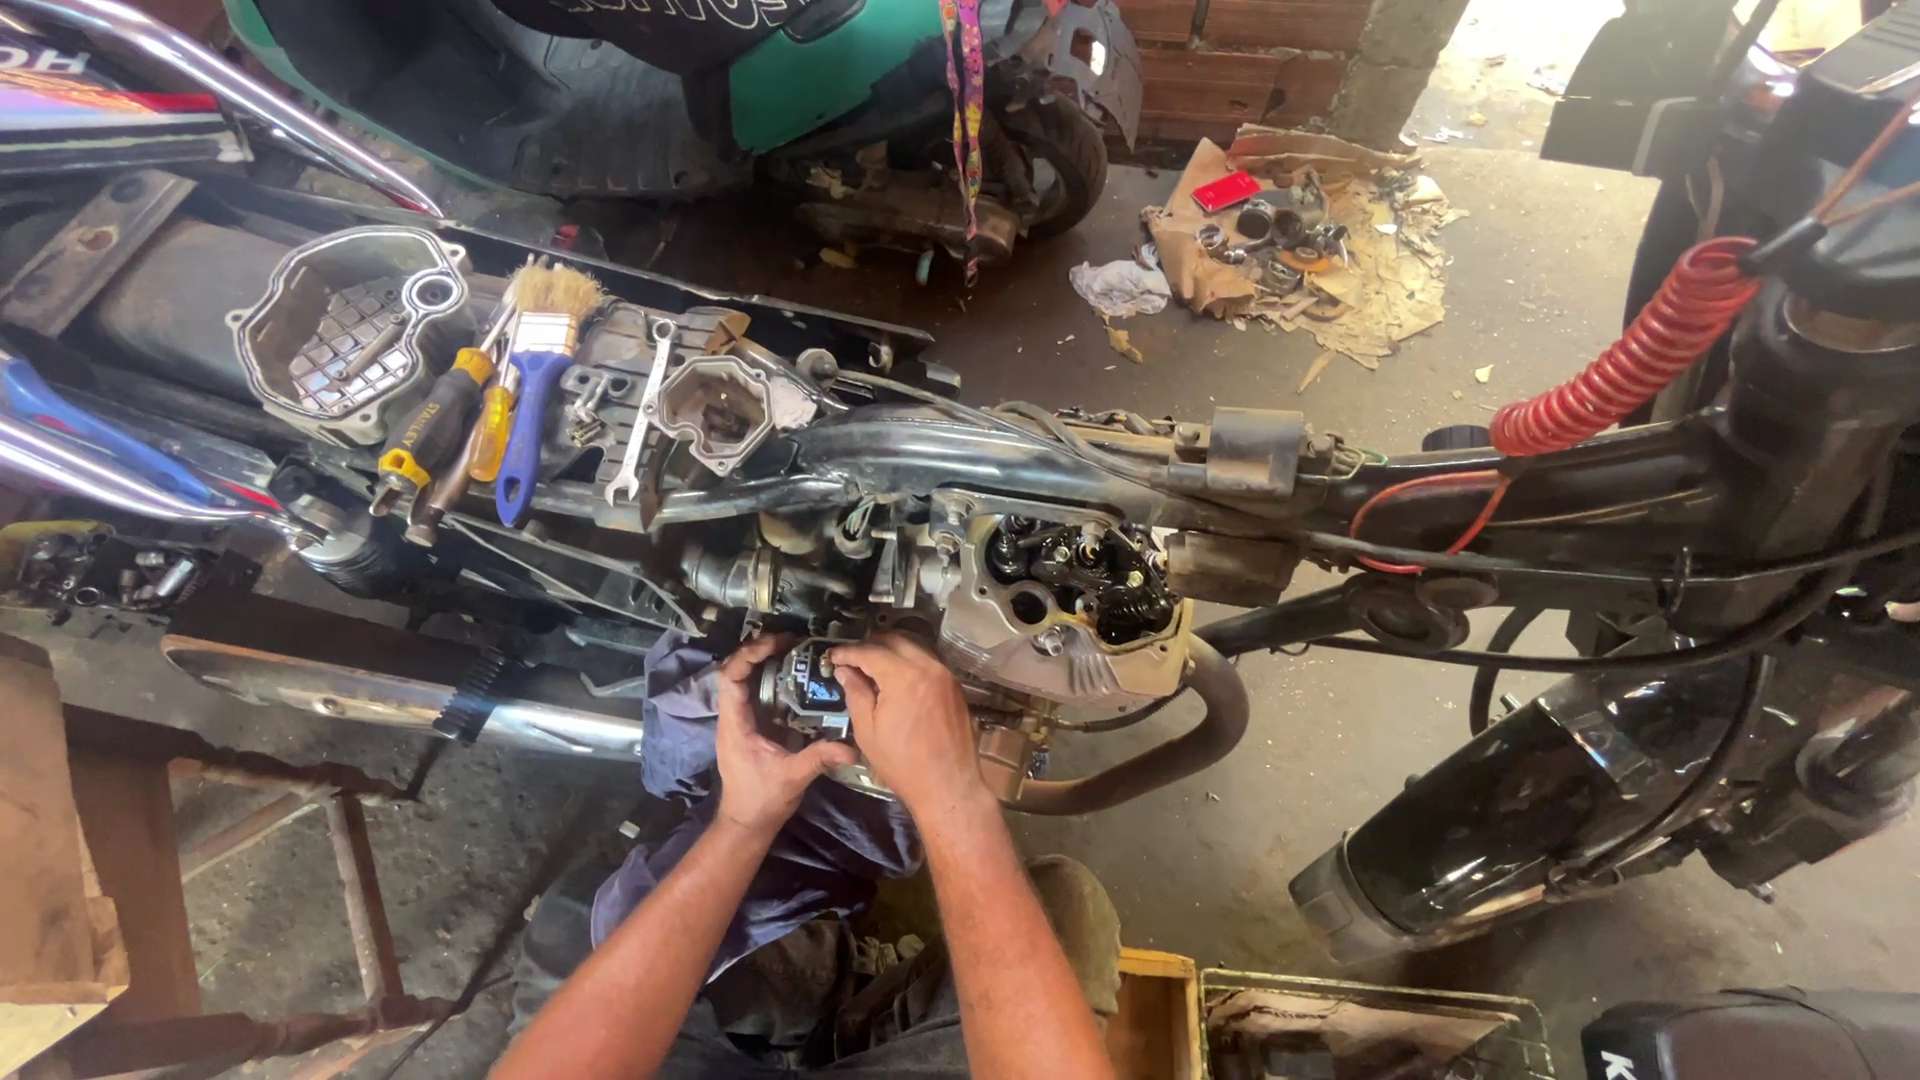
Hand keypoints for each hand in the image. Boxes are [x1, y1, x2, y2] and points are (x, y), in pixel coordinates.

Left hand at [713, 633, 857, 837]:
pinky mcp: (754, 725)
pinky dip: (773, 678)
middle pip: (735, 671)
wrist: (747, 822)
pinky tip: (797, 673)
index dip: (748, 655)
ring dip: (765, 661)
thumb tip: (851, 747)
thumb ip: (819, 759)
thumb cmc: (760, 800)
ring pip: (745, 679)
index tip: (774, 643)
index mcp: (735, 725)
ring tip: (795, 648)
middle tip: (790, 639)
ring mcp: (742, 720)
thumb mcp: (792, 778)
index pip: (730, 678)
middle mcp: (734, 717)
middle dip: (758, 650)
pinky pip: (758, 693)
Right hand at [829, 635, 988, 814]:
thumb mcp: (868, 730)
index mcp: (904, 676)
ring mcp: (945, 675)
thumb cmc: (903, 763)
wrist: (948, 785)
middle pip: (895, 641)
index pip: (870, 652)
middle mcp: (928, 667)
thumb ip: (856, 694)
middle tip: (852, 657)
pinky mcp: (955, 686)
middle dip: (871, 645)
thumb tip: (846, 671)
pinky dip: (910, 663)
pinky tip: (898, 679)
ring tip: (873, 666)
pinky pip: (928, 663)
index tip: (833, 656)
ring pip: (915, 649)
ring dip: (892, 651)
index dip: (848, 652)